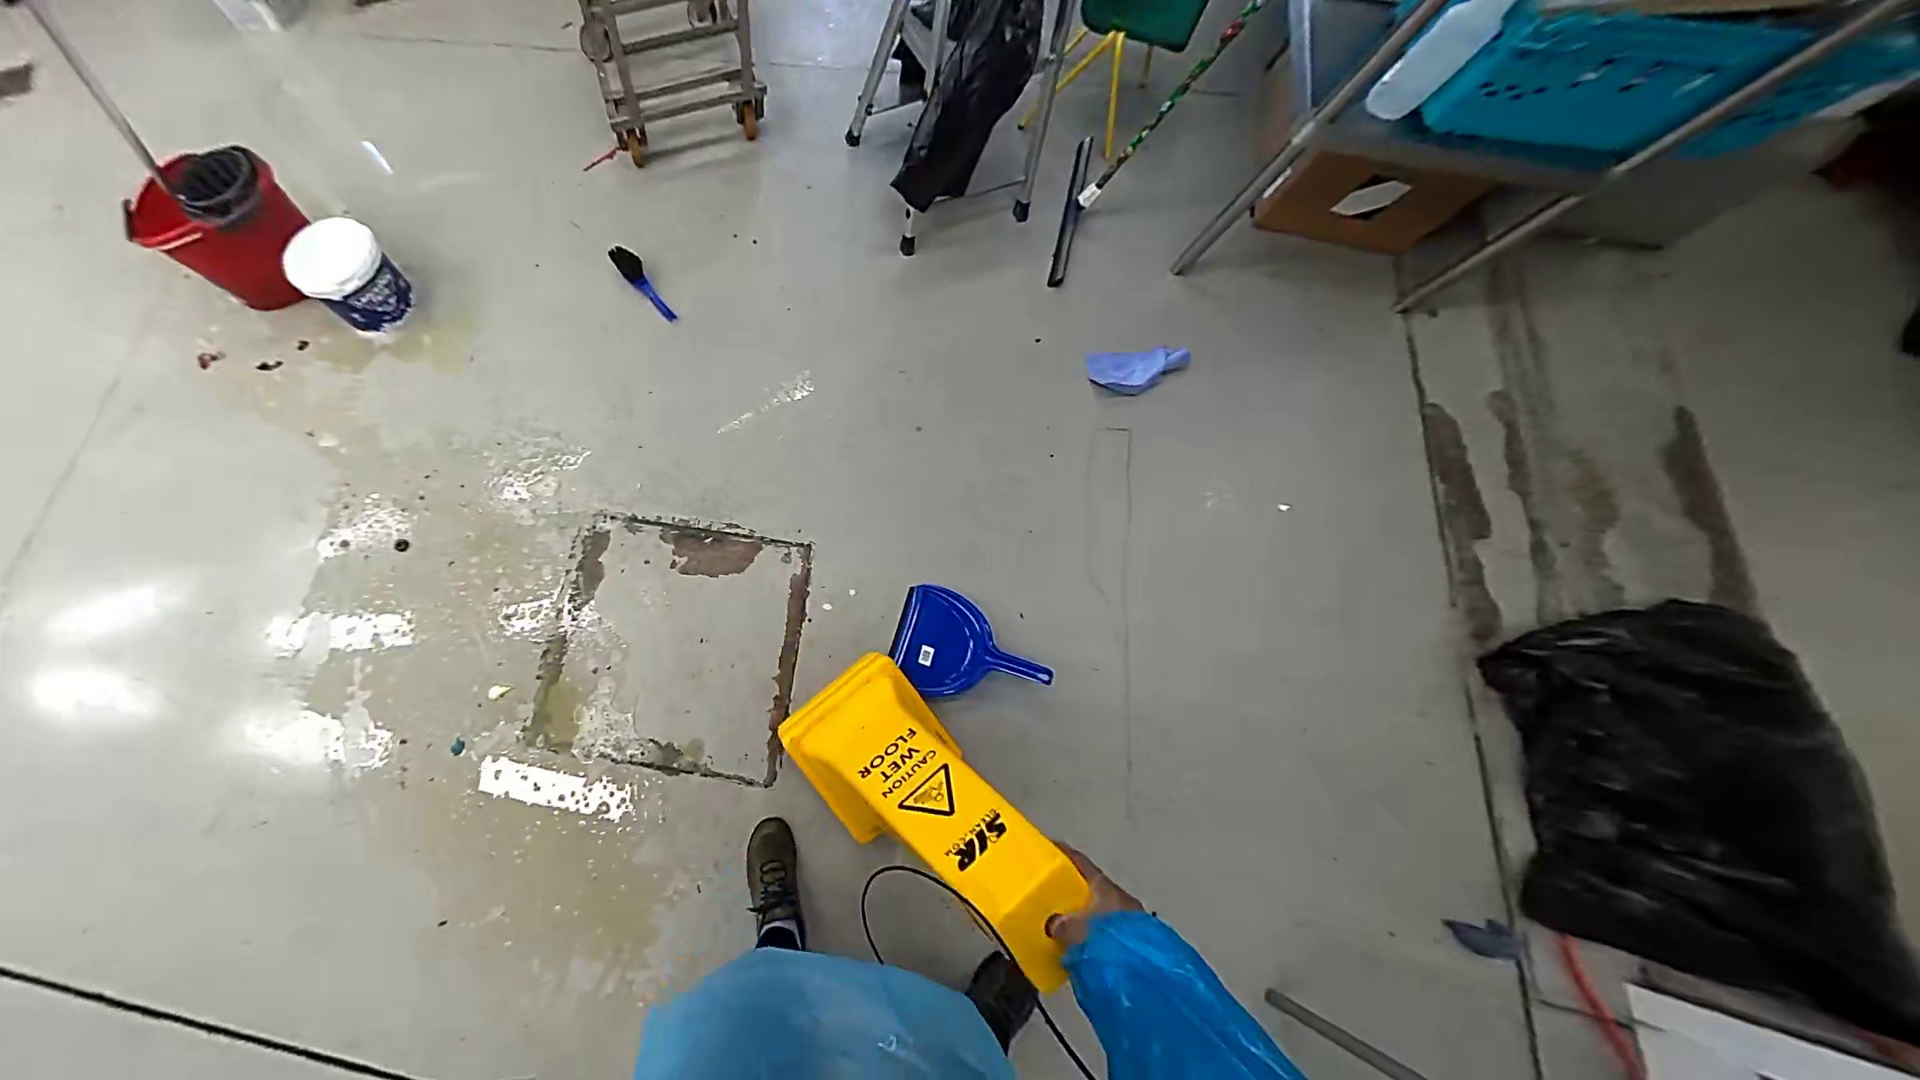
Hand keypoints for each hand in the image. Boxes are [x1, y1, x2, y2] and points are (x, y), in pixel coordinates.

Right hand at [1046, 843, 1144, 947]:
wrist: (1147, 974)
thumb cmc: (1108, 942)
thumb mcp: (1076, 932)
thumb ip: (1062, 925)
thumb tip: (1053, 923)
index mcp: (1104, 886)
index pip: (1081, 862)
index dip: (1065, 853)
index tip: (1050, 847)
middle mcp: (1119, 896)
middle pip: (1092, 886)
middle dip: (1074, 888)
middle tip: (1053, 890)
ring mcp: (1131, 918)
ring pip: (1101, 909)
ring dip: (1086, 913)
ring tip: (1067, 922)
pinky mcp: (1138, 941)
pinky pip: (1109, 929)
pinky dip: (1096, 932)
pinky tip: (1086, 944)